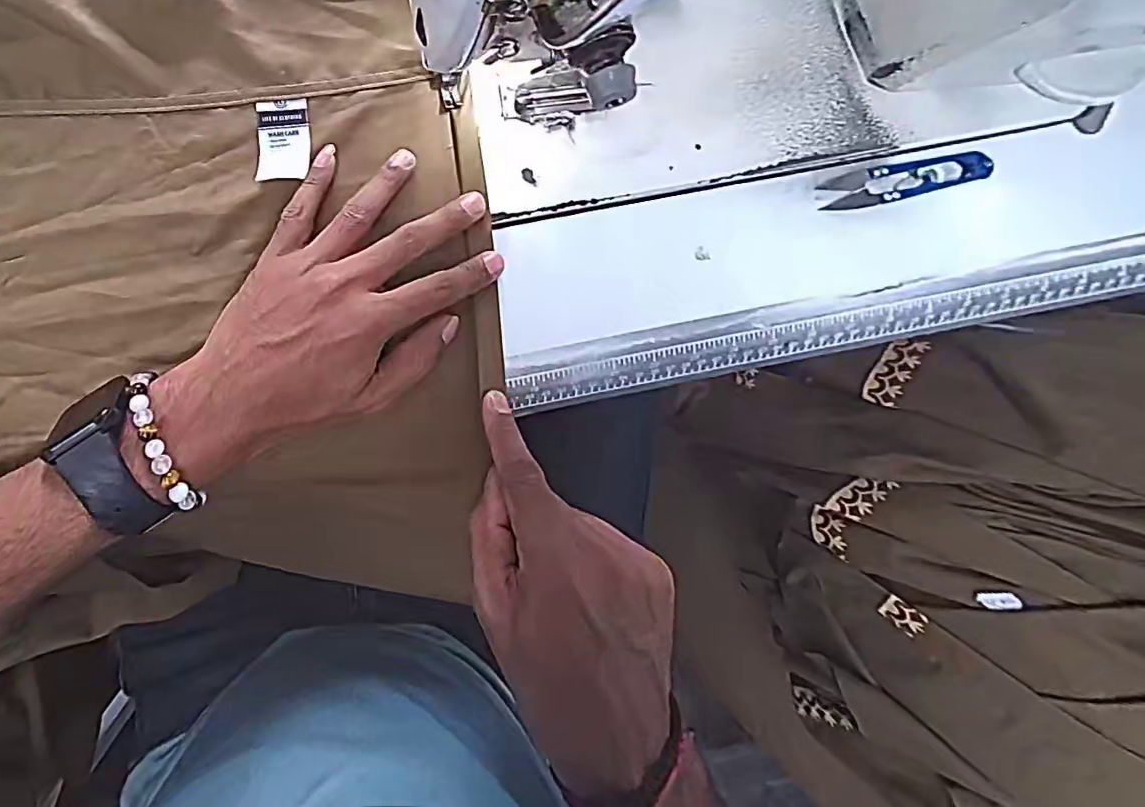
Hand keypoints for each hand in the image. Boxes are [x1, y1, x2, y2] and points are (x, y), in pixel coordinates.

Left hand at [127, 144, 502, 494]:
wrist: (232, 396)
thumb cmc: (297, 403)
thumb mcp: (368, 399)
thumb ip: (412, 362)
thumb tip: (444, 326)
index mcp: (369, 320)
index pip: (435, 289)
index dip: (470, 274)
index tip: (492, 260)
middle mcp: (343, 285)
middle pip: (406, 242)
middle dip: (445, 220)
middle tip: (471, 201)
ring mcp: (308, 267)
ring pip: (356, 216)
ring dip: (385, 186)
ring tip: (406, 161)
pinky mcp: (276, 260)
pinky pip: (298, 214)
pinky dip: (313, 183)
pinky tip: (327, 158)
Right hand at [470, 391, 677, 798]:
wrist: (620, 741)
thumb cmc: (545, 680)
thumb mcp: (494, 612)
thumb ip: (489, 539)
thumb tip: (496, 490)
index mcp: (555, 559)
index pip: (524, 480)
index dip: (506, 438)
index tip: (496, 402)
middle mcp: (603, 548)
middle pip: (549, 506)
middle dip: (529, 525)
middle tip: (526, 577)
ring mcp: (636, 557)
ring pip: (578, 524)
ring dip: (562, 544)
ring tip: (565, 599)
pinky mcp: (656, 569)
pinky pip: (606, 542)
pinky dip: (591, 558)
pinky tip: (593, 601)